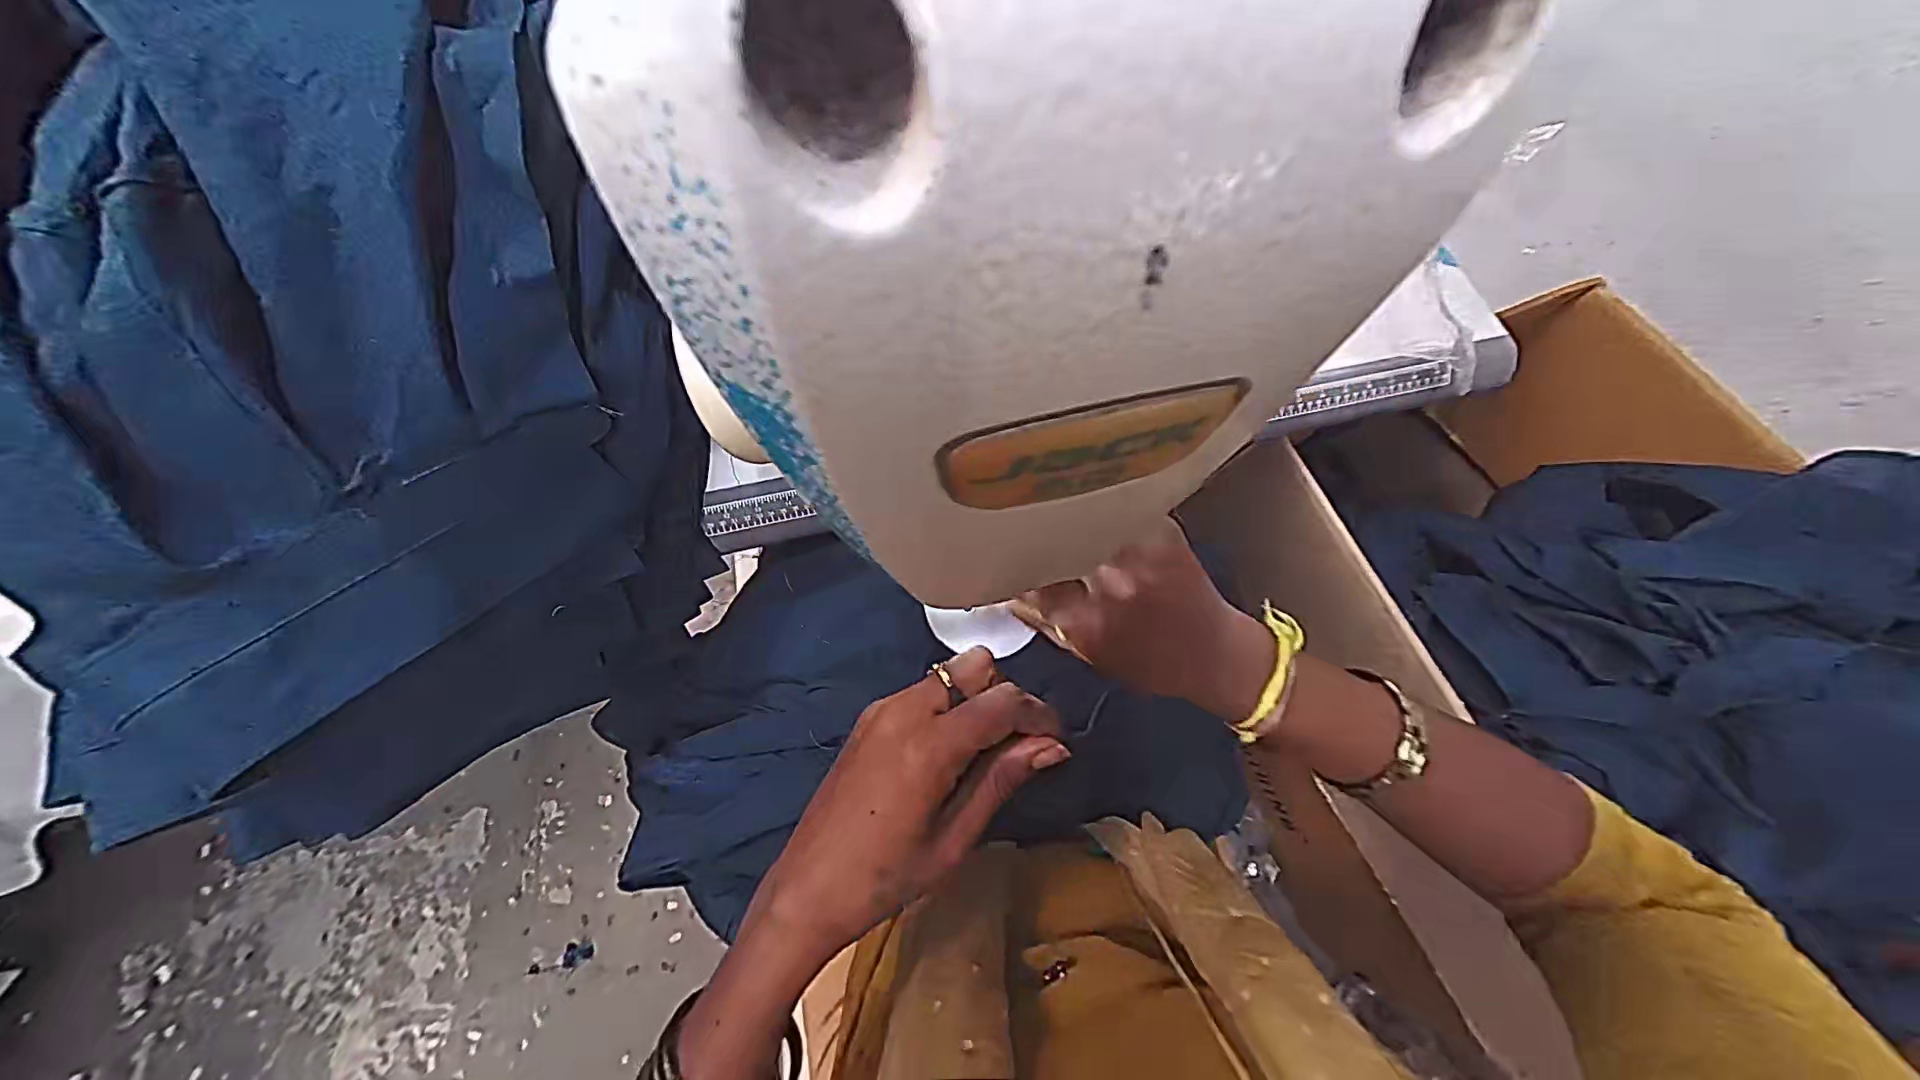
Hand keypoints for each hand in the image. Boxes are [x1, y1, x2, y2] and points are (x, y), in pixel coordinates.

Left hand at [749, 646, 1068, 962]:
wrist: (807, 887)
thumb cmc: (884, 878)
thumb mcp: (953, 839)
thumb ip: (1001, 780)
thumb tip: (1051, 747)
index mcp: (928, 744)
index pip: (1002, 700)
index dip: (1039, 715)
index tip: (1056, 740)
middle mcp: (904, 710)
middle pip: (976, 666)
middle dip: (1007, 695)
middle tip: (1019, 743)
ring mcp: (882, 709)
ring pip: (950, 673)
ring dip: (978, 698)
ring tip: (987, 751)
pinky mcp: (869, 717)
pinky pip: (924, 690)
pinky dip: (950, 705)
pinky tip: (951, 751)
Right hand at [1019, 516, 1274, 722]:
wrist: (1214, 656)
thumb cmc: (1148, 664)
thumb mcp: (1086, 653)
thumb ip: (1042, 620)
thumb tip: (1002, 591)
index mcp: (1083, 622)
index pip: (1026, 577)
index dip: (1008, 560)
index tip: (1001, 551)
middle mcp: (1108, 586)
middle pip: (1051, 540)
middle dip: (1033, 531)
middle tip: (1021, 524)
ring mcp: (1139, 557)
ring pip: (1082, 518)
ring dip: (1066, 516)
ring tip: (1054, 510)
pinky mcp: (1164, 536)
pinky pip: (1119, 509)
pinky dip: (1103, 507)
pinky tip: (1094, 507)